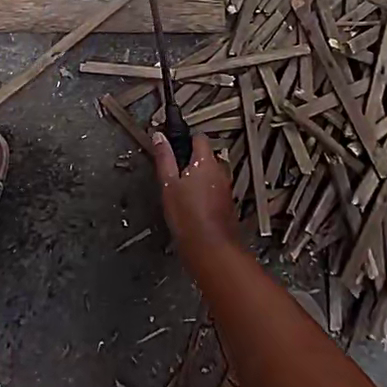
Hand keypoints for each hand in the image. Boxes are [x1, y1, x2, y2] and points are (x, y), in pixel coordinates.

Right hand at [147, 131, 238, 254]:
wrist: (210, 249)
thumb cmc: (188, 217)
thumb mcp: (168, 184)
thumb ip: (164, 158)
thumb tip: (159, 137)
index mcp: (206, 161)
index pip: (199, 138)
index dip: (185, 140)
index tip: (172, 146)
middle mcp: (220, 171)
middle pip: (206, 155)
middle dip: (191, 160)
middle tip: (173, 174)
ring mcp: (226, 187)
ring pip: (211, 173)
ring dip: (199, 177)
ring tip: (181, 192)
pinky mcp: (227, 203)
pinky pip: (215, 188)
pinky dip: (205, 192)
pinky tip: (192, 205)